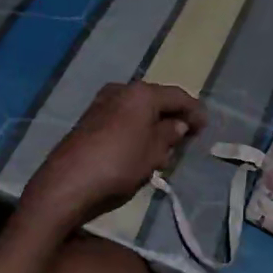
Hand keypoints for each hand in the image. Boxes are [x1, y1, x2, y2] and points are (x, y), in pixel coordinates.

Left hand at [19, 82, 207, 230]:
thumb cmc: (119, 164)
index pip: (177, 96)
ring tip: (164, 149)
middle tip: (186, 137)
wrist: (68, 182)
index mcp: (141, 93)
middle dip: (172, 117)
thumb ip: (169, 135)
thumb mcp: (153, 153)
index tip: (205, 127)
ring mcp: (101, 103)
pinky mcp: (89, 120)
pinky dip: (136, 129)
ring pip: (137, 110)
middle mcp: (121, 90)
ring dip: (153, 125)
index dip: (194, 110)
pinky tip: (140, 149)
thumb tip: (178, 124)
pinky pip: (122, 119)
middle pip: (155, 100)